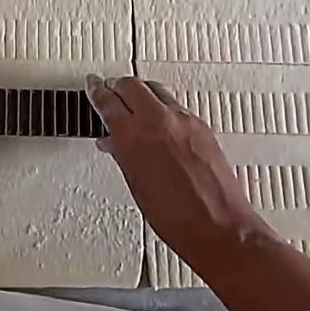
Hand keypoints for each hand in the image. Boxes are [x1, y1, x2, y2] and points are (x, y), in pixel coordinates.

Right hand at [84, 75, 277, 266]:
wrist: (217, 225)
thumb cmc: (178, 217)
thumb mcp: (136, 184)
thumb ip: (122, 154)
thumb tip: (114, 142)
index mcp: (134, 136)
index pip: (108, 101)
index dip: (96, 91)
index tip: (92, 86)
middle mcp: (158, 121)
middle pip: (131, 85)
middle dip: (117, 85)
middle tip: (109, 88)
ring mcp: (182, 120)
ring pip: (155, 90)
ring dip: (141, 92)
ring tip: (133, 100)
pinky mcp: (200, 125)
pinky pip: (175, 105)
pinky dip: (162, 107)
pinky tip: (160, 119)